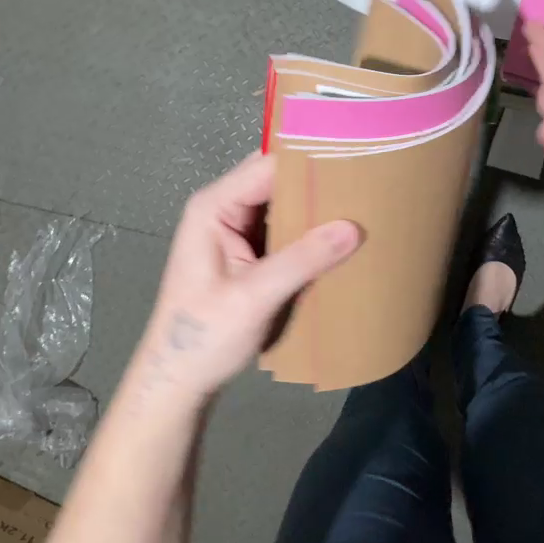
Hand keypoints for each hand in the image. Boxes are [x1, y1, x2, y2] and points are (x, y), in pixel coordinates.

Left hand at [126, 153, 361, 405]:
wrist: (177, 382)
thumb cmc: (204, 337)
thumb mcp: (255, 297)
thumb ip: (303, 259)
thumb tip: (353, 227)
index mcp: (214, 207)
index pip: (268, 166)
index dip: (308, 161)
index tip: (353, 160)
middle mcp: (223, 208)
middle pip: (276, 179)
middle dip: (316, 182)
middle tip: (366, 182)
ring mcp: (233, 230)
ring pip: (282, 203)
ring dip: (315, 207)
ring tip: (362, 202)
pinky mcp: (246, 251)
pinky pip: (282, 227)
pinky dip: (307, 229)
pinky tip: (339, 233)